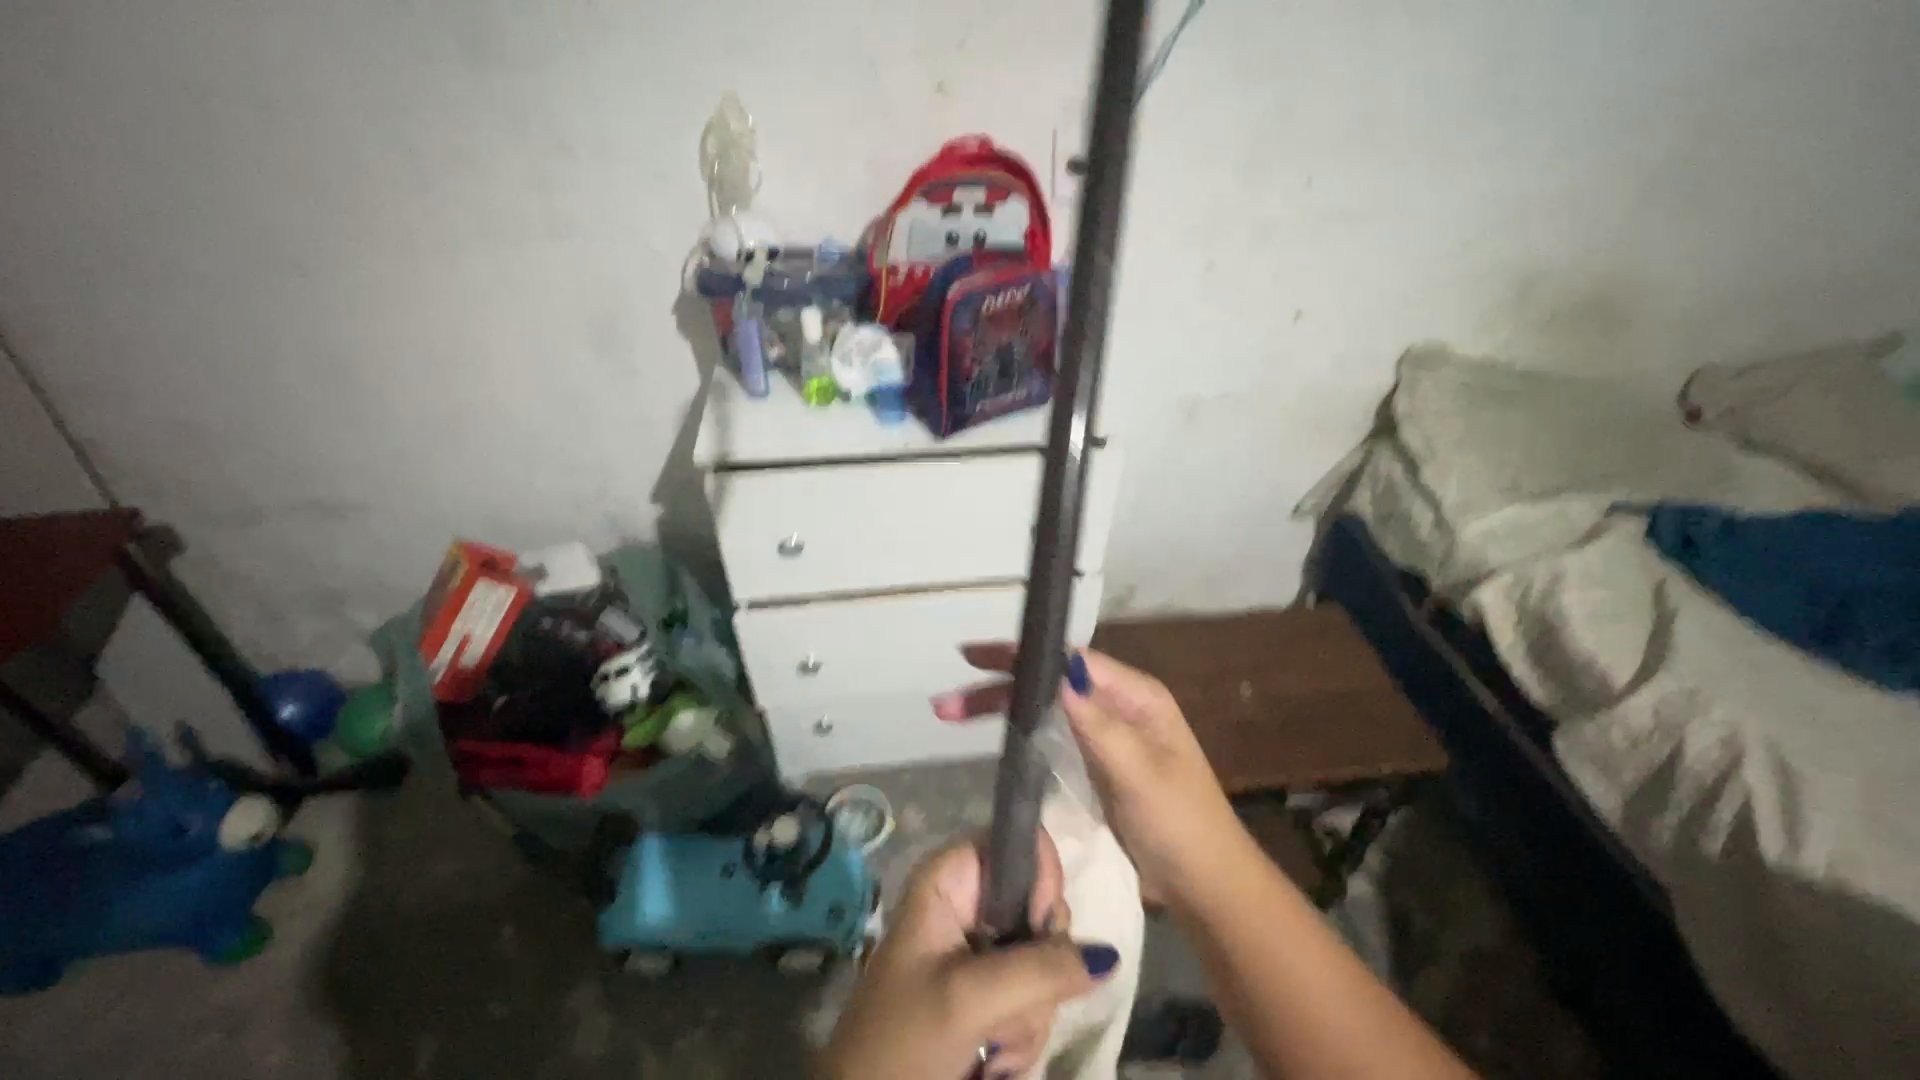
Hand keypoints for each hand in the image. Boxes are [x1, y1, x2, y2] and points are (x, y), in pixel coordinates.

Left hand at [819, 838, 1117, 1079]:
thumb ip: (1040, 970)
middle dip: (1039, 968)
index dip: (1040, 881)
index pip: (1018, 846)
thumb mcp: (970, 1000)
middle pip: (1041, 909)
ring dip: (1031, 1012)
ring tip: (994, 1046)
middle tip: (1010, 1003)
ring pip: (1045, 961)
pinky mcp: (990, 993)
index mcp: (949, 881)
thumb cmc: (903, 1040)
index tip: (1041, 925)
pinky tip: (997, 1059)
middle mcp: (969, 907)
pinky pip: (1037, 997)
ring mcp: (981, 952)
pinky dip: (1024, 1033)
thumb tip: (1107, 955)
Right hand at [932, 645, 1243, 909]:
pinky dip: (1018, 732)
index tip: (974, 658)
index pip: (1070, 661)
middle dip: (999, 685)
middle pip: (1049, 683)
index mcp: (1136, 697)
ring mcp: (1105, 736)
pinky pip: (1050, 736)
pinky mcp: (1095, 766)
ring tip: (950, 715)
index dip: (1023, 655)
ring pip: (1044, 708)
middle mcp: (1118, 707)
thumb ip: (1099, 724)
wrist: (1202, 884)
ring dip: (1001, 708)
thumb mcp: (1139, 774)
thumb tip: (1059, 674)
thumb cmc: (1179, 824)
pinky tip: (990, 736)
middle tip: (947, 703)